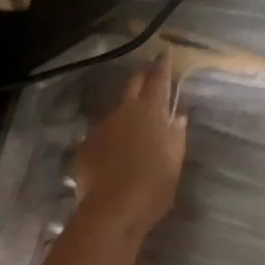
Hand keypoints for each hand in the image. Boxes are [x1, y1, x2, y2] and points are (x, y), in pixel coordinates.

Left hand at [73, 55, 187, 238]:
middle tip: (150, 79)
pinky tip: (115, 154)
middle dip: (142, 79)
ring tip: (133, 124)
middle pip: (132, 86)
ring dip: (125, 113)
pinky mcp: (85, 146)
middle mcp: (123, 113)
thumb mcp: (173, 163)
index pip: (158, 80)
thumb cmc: (152, 188)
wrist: (111, 212)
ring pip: (115, 111)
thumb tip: (179, 118)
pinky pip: (102, 135)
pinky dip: (111, 138)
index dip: (163, 66)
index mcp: (150, 113)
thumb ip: (176, 137)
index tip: (165, 52)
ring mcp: (101, 128)